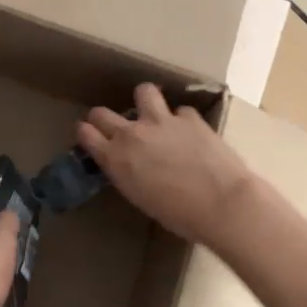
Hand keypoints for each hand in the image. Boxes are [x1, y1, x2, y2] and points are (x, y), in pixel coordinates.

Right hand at [77, 82, 256, 245]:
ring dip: (145, 101)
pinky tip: (191, 133)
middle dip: (103, 118)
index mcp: (114, 158)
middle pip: (101, 113)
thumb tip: (129, 164)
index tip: (91, 137)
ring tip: (154, 113)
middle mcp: (131, 134)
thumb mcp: (139, 196)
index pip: (85, 133)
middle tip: (116, 128)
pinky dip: (183, 121)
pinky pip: (181, 111)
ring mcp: (160, 121)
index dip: (86, 133)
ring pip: (143, 91)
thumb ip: (126, 173)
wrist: (222, 204)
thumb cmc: (179, 215)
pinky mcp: (190, 118)